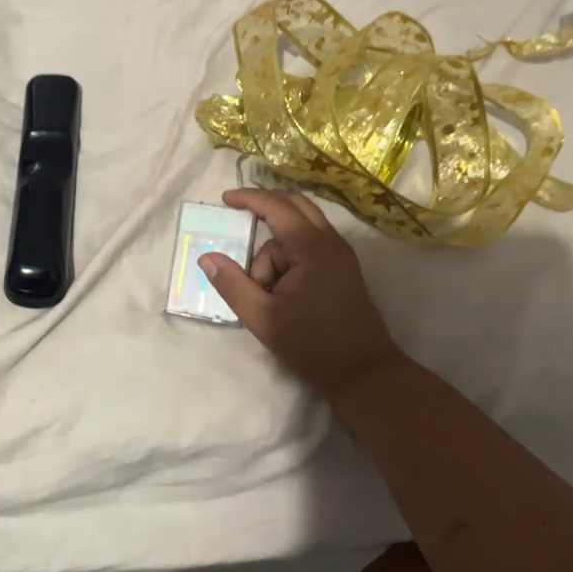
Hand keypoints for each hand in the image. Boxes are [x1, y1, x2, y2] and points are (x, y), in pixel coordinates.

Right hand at [200, 189, 403, 401]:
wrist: (365, 373)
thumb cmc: (313, 345)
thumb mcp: (263, 318)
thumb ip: (233, 285)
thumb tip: (207, 257)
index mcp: (312, 248)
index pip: (276, 207)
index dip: (249, 198)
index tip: (224, 199)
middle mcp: (330, 242)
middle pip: (294, 206)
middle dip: (265, 210)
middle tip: (239, 217)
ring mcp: (340, 255)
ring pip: (301, 228)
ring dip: (277, 245)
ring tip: (264, 286)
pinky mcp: (343, 269)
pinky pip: (311, 243)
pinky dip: (290, 250)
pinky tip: (279, 280)